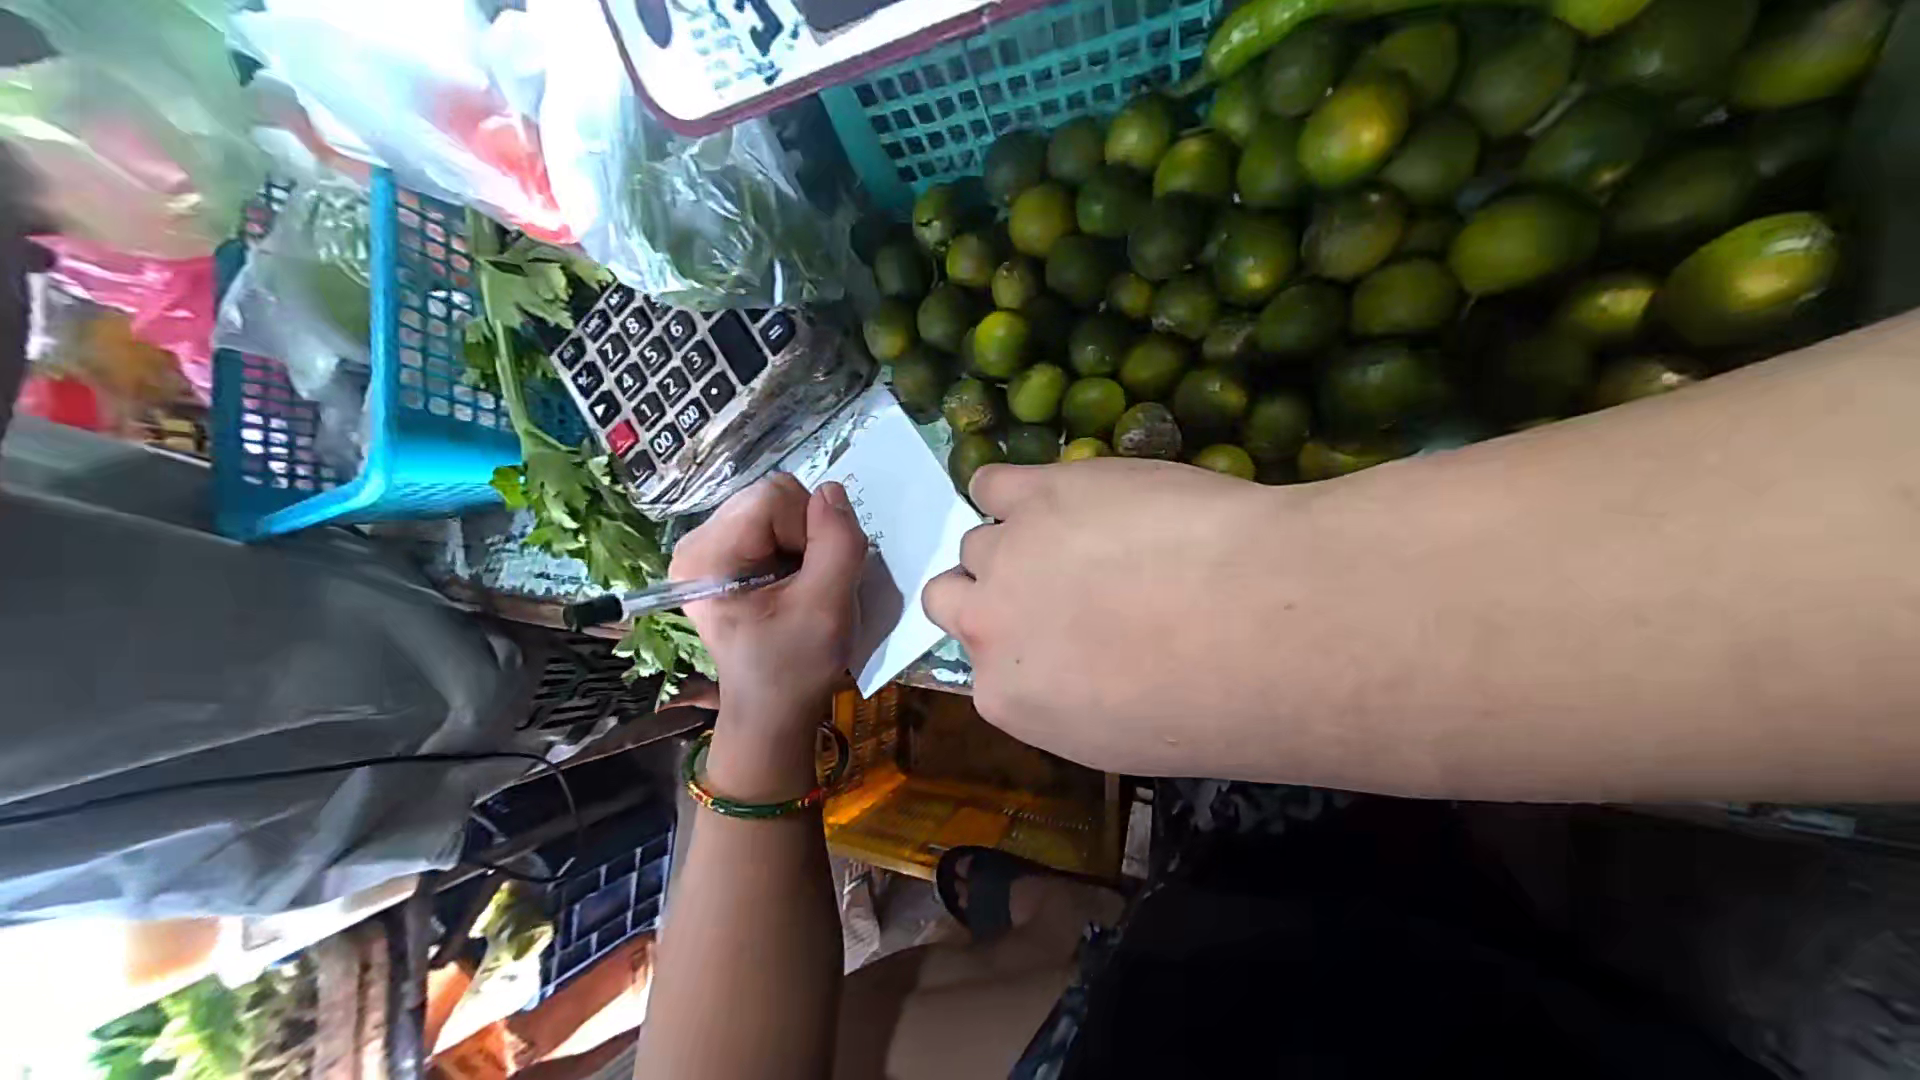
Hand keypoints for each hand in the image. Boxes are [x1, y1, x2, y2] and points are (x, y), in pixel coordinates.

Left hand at [671, 474, 866, 796]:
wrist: (773, 711)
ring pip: (777, 508)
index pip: (774, 495)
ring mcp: (707, 548)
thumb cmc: (796, 667)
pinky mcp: (723, 556)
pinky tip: (792, 585)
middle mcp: (695, 542)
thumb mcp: (827, 606)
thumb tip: (832, 490)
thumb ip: (836, 542)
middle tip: (809, 584)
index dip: (809, 528)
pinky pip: (773, 525)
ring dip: (804, 543)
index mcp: (706, 555)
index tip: (812, 578)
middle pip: (772, 497)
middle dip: (805, 535)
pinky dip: (795, 549)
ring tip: (801, 588)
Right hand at [923, 459, 1294, 776]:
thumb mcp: (1122, 737)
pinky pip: (991, 482)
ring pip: (977, 540)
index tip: (1057, 639)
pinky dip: (1009, 489)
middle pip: (951, 595)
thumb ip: (1066, 701)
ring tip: (1072, 539)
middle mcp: (987, 623)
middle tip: (1046, 589)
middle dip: (990, 594)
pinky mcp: (1039, 492)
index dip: (1019, 648)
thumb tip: (1069, 667)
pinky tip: (1051, 495)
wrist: (1254, 624)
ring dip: (1014, 541)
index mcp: (1004, 695)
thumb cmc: (1209, 706)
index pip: (984, 667)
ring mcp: (1006, 552)